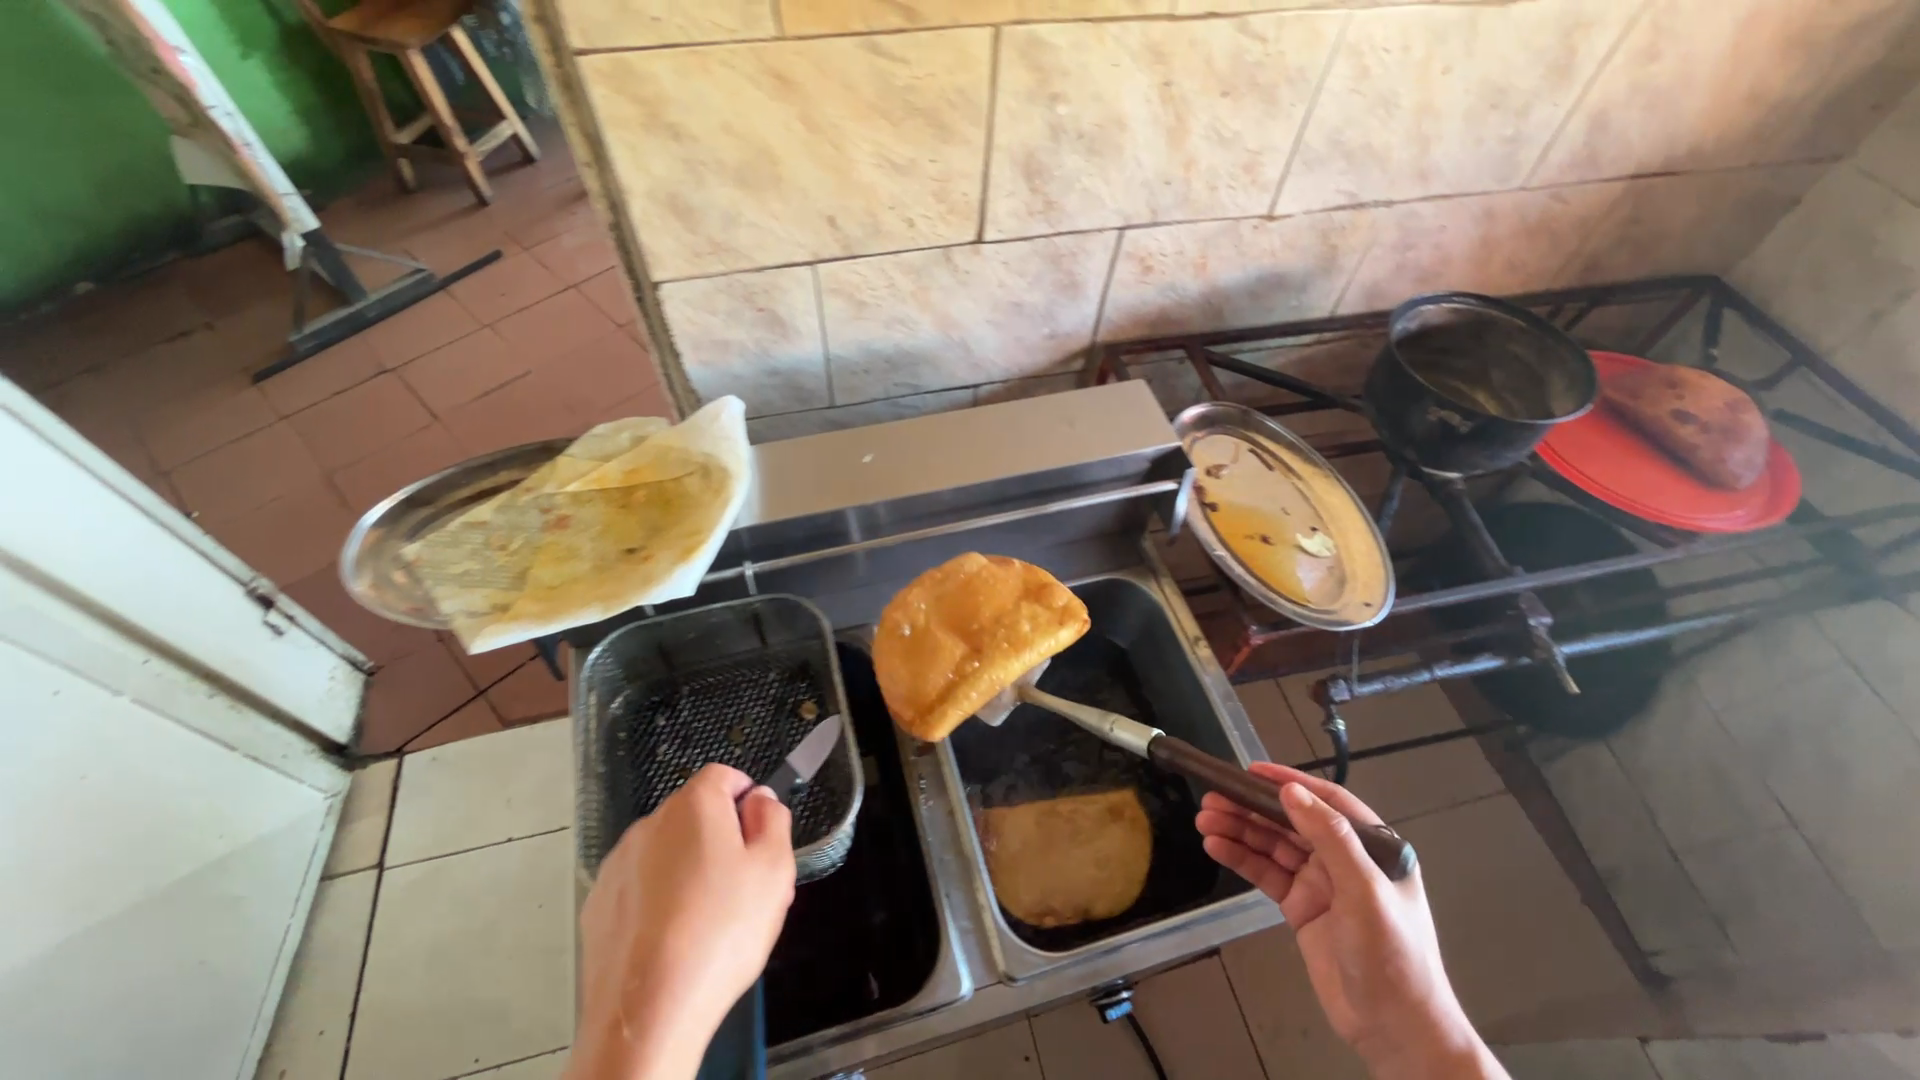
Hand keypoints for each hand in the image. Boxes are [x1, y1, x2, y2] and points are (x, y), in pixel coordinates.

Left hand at [567, 764, 796, 1079]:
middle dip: (721, 839)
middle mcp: (648, 824)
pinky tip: (672, 941)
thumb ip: (773, 821)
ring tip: (709, 923)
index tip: (761, 840)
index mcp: (694, 806)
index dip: (748, 800)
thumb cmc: (723, 930)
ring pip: (665, 853)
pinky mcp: (597, 905)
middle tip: (745, 888)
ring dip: (688, 871)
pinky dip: (657, 902)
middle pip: (694, 816)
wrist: (648, 1010)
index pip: (724, 776)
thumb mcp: (774, 870)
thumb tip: (758, 799)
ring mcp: (616, 865)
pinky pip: (638, 888)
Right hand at [1195, 764, 1502, 1079]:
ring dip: (1240, 831)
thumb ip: (1330, 837)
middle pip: (1292, 822)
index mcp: (1374, 848)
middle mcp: (1345, 860)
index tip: (1252, 772)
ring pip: (1274, 847)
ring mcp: (1321, 885)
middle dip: (1252, 808)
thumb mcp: (1365, 891)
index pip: (1328, 802)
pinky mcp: (1300, 908)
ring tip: (1204, 819)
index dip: (1291, 782)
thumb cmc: (1392, 955)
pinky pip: (1267, 875)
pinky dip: (1242, 859)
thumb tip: (1292, 791)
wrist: (1395, 1029)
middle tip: (1212, 797)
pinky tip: (1217, 847)